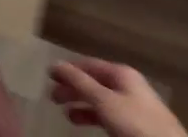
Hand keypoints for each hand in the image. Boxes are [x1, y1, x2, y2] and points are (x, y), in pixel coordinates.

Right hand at [49, 59, 187, 136]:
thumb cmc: (136, 123)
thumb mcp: (104, 101)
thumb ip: (79, 82)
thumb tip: (55, 63)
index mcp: (121, 74)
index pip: (89, 64)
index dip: (68, 69)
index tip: (49, 76)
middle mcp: (128, 85)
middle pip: (94, 82)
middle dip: (73, 88)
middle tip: (52, 97)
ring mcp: (134, 105)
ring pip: (102, 100)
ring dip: (82, 105)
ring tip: (66, 115)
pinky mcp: (138, 125)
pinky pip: (110, 115)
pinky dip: (95, 117)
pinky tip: (87, 124)